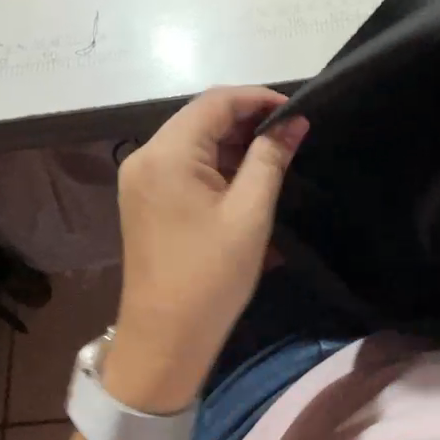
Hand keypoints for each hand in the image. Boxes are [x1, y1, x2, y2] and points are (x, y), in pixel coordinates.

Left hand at [102, 86, 308, 412]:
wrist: (165, 340)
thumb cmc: (211, 276)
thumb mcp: (250, 213)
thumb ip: (271, 158)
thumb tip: (294, 122)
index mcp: (166, 153)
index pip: (216, 102)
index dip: (259, 99)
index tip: (298, 112)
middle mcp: (145, 156)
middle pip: (201, 117)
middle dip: (247, 120)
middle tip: (292, 134)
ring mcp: (140, 178)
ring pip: (193, 140)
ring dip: (233, 142)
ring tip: (277, 154)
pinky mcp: (144, 198)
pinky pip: (183, 164)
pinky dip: (215, 163)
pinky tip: (246, 175)